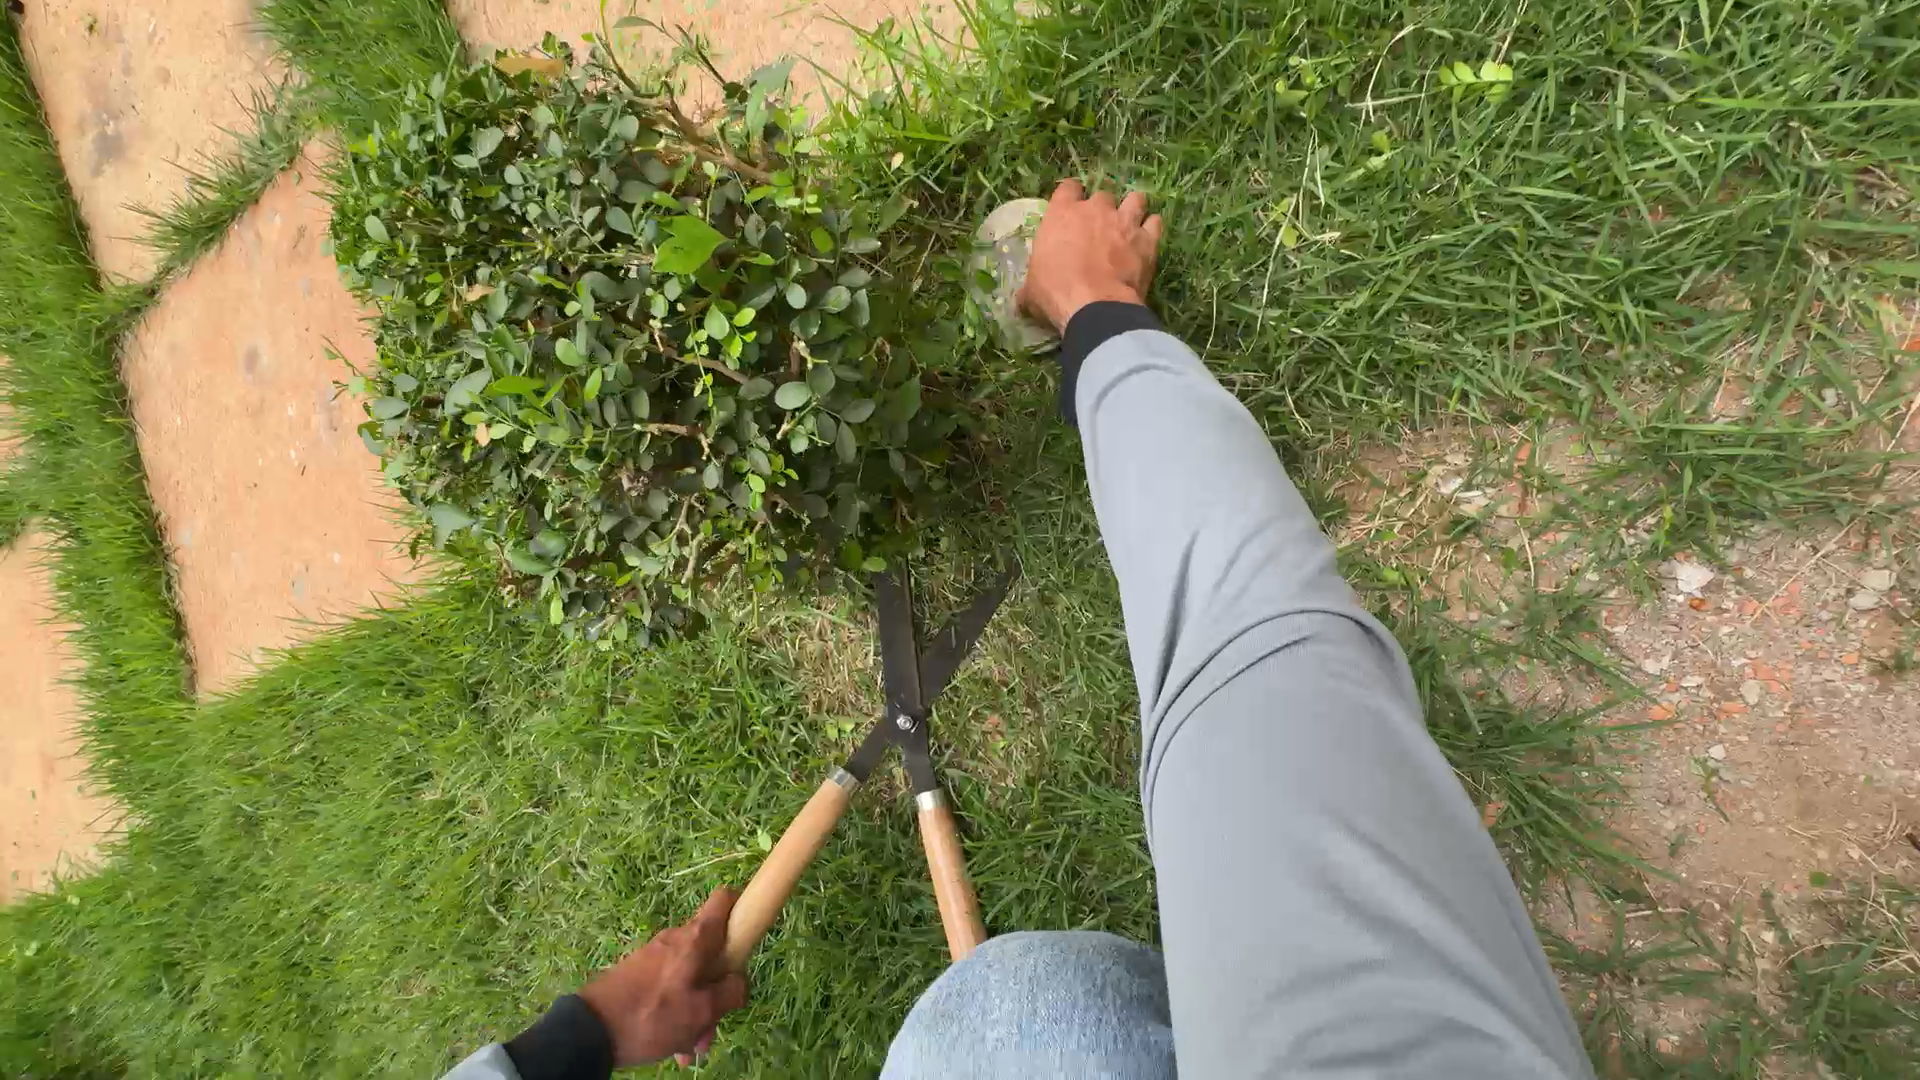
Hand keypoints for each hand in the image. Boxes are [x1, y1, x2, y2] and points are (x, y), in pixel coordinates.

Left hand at [578, 887, 748, 1067]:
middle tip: (713, 1025)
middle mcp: (676, 938)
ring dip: (695, 1008)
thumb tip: (739, 982)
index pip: (726, 898)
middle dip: (717, 987)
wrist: (587, 1032)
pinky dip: (675, 1011)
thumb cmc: (652, 1015)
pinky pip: (668, 987)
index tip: (748, 935)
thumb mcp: (700, 1012)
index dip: (742, 906)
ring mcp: (654, 956)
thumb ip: (730, 993)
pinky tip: (670, 1045)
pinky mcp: (636, 975)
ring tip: (689, 1047)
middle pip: (711, 950)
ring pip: (689, 976)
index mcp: (697, 938)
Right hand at [1017, 179, 1163, 331]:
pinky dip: (1152, 229)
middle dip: (1102, 208)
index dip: (1070, 196)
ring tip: (1129, 223)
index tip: (1070, 207)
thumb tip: (1019, 301)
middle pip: (1102, 194)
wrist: (1094, 306)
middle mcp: (1095, 210)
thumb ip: (1029, 288)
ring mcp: (1124, 222)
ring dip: (1133, 208)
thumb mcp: (1032, 292)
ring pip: (1135, 199)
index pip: (1067, 188)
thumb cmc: (1055, 294)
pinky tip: (1148, 238)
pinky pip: (1155, 223)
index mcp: (1062, 215)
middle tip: (1100, 226)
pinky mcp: (1147, 240)